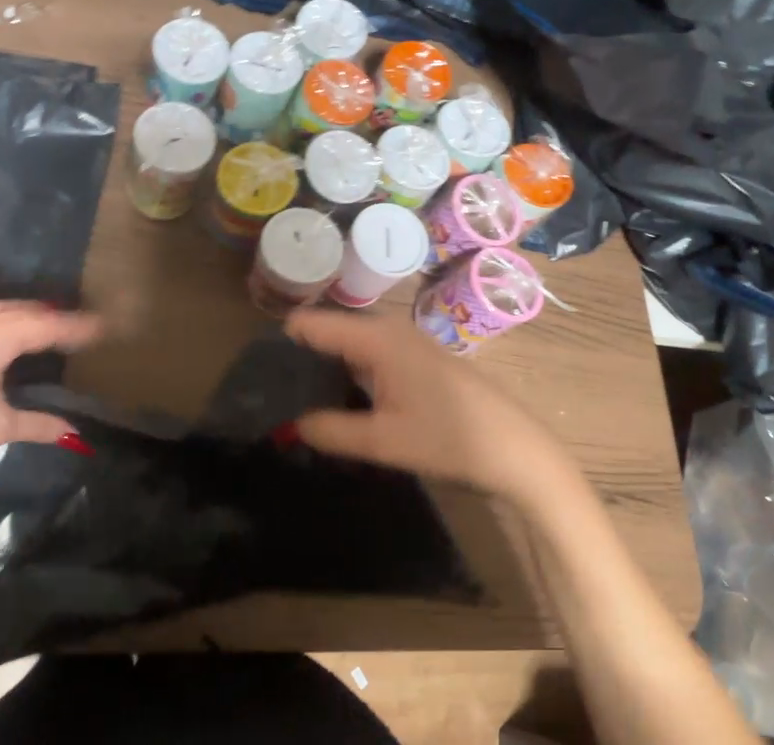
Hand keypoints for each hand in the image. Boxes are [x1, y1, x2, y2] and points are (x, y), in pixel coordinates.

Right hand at [285, 309, 578, 506]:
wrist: (517, 450)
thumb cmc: (449, 439)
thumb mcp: (383, 441)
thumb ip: (329, 430)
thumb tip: (288, 425)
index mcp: (375, 337)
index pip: (308, 324)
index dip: (279, 346)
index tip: (256, 376)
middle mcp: (387, 328)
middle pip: (326, 332)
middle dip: (298, 361)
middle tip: (272, 398)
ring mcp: (405, 342)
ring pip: (347, 346)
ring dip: (323, 371)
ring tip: (296, 404)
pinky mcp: (416, 359)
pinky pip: (367, 356)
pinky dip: (347, 375)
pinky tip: (339, 405)